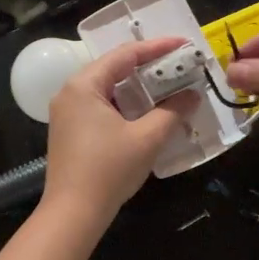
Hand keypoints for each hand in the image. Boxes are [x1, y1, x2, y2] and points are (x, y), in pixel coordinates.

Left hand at [43, 38, 199, 217]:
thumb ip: (172, 112)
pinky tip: (146, 114)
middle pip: (113, 69)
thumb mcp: (147, 139)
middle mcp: (70, 93)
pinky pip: (101, 109)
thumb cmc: (108, 170)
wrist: (73, 213)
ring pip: (108, 91)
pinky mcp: (70, 134)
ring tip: (168, 88)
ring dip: (138, 89)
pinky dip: (125, 107)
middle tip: (180, 67)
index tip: (184, 46)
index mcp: (84, 85)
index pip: (125, 55)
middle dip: (149, 68)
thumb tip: (192, 96)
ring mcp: (67, 115)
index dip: (157, 48)